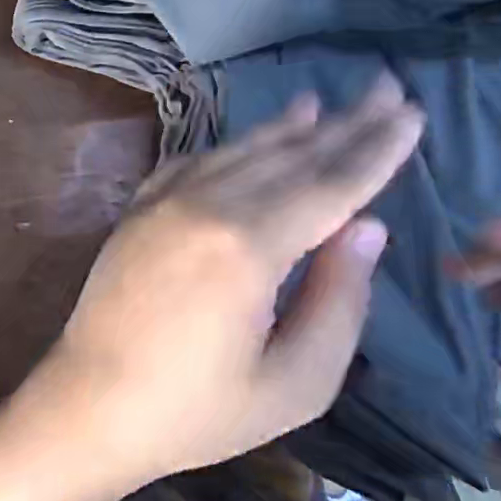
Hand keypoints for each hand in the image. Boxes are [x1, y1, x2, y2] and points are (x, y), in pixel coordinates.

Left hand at [27, 78, 423, 490]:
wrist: (89, 402)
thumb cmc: (198, 411)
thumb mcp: (294, 383)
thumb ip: (338, 299)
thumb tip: (366, 226)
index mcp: (249, 246)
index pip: (330, 185)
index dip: (376, 150)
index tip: (411, 115)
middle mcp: (207, 203)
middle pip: (291, 155)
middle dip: (346, 124)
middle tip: (387, 89)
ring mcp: (167, 197)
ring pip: (243, 150)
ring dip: (288, 127)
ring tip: (324, 103)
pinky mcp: (143, 204)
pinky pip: (199, 160)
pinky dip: (236, 146)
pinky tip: (254, 140)